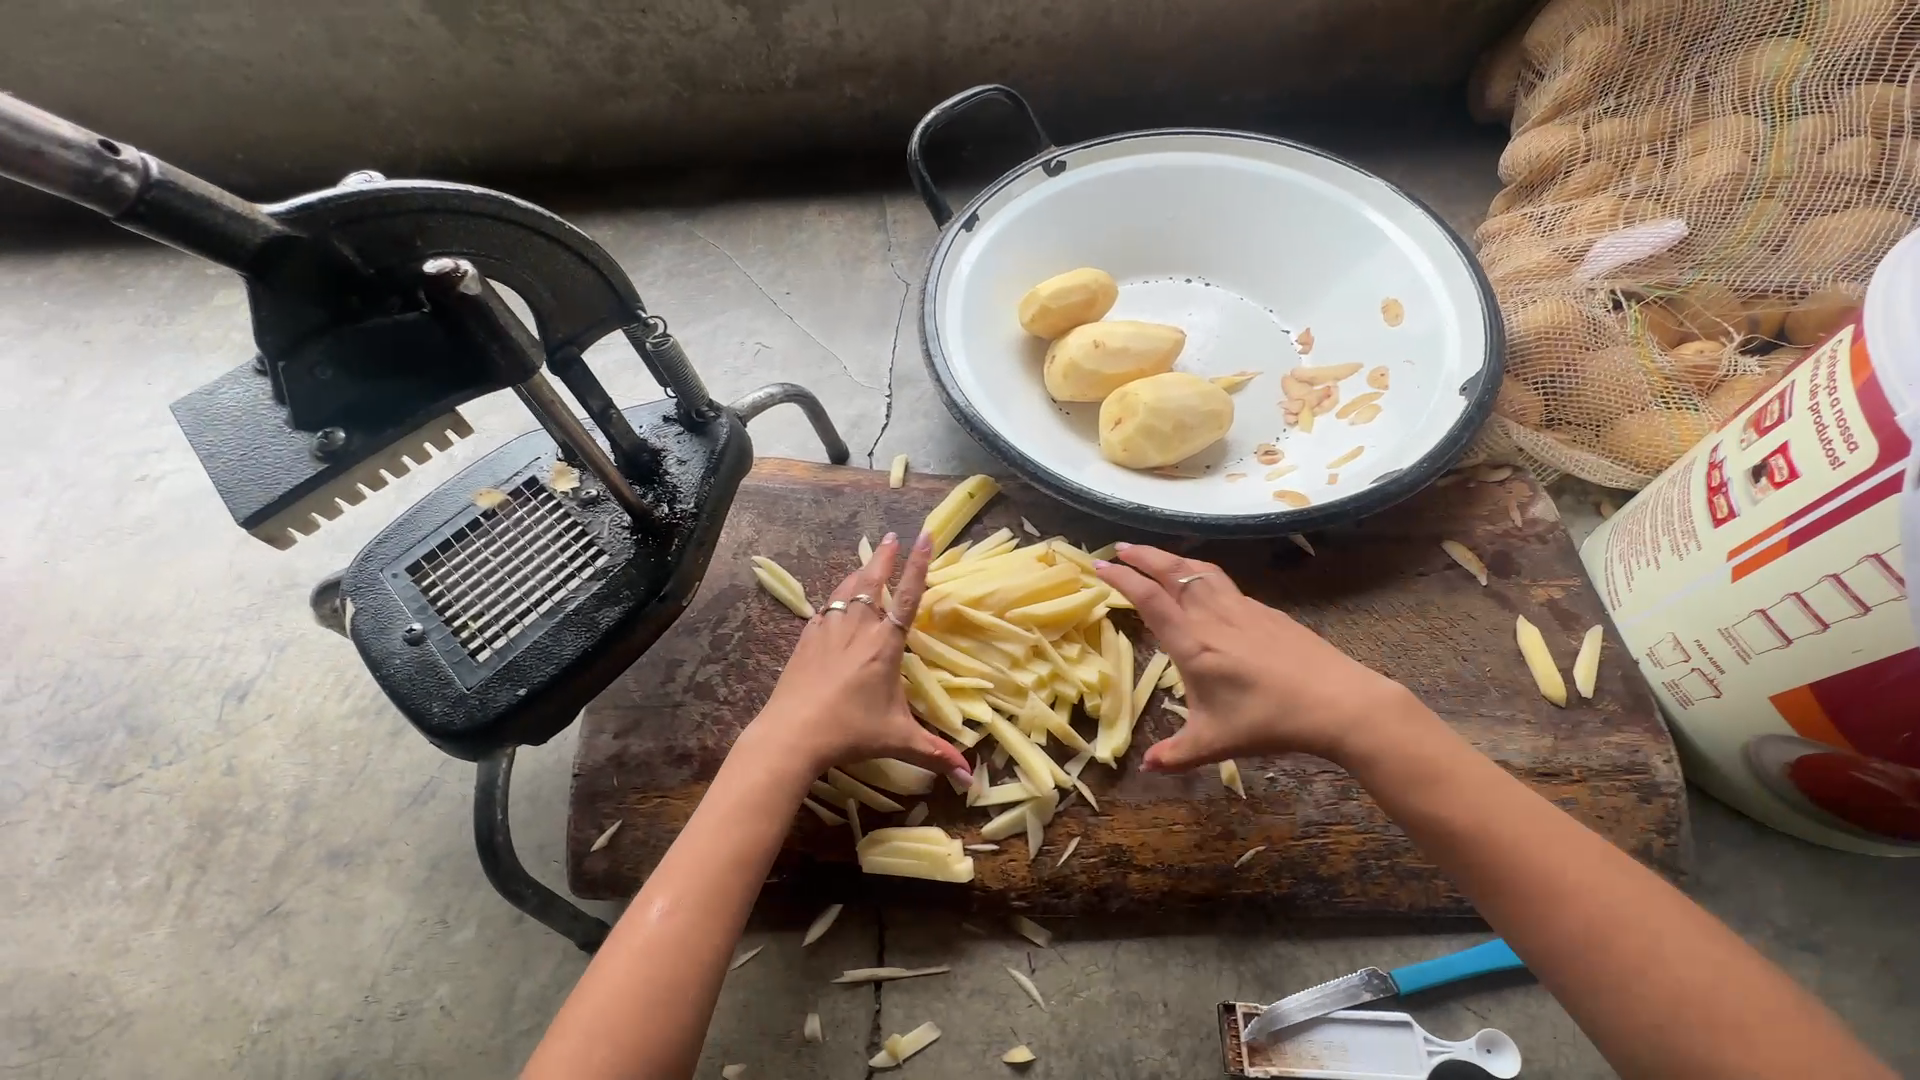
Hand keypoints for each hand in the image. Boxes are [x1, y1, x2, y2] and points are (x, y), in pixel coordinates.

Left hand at [741, 532, 972, 785]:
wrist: (791, 734)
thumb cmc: (849, 732)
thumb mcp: (897, 740)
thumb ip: (934, 753)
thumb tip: (969, 777)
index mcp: (884, 645)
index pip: (907, 597)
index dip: (918, 565)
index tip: (924, 537)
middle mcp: (857, 629)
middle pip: (872, 582)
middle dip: (885, 557)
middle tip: (891, 536)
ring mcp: (828, 631)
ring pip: (847, 590)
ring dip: (860, 572)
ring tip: (868, 560)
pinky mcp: (806, 640)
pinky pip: (825, 609)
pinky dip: (836, 597)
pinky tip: (836, 601)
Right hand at [1093, 543, 1428, 770]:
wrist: (1339, 702)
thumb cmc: (1270, 722)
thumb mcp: (1215, 742)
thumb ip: (1176, 754)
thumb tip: (1146, 768)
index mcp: (1193, 643)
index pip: (1149, 599)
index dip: (1122, 579)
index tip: (1100, 567)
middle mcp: (1214, 617)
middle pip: (1173, 572)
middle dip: (1143, 556)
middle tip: (1119, 547)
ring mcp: (1243, 609)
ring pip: (1200, 571)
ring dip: (1173, 559)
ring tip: (1155, 556)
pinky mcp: (1266, 612)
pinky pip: (1224, 584)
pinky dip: (1201, 575)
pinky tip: (1204, 588)